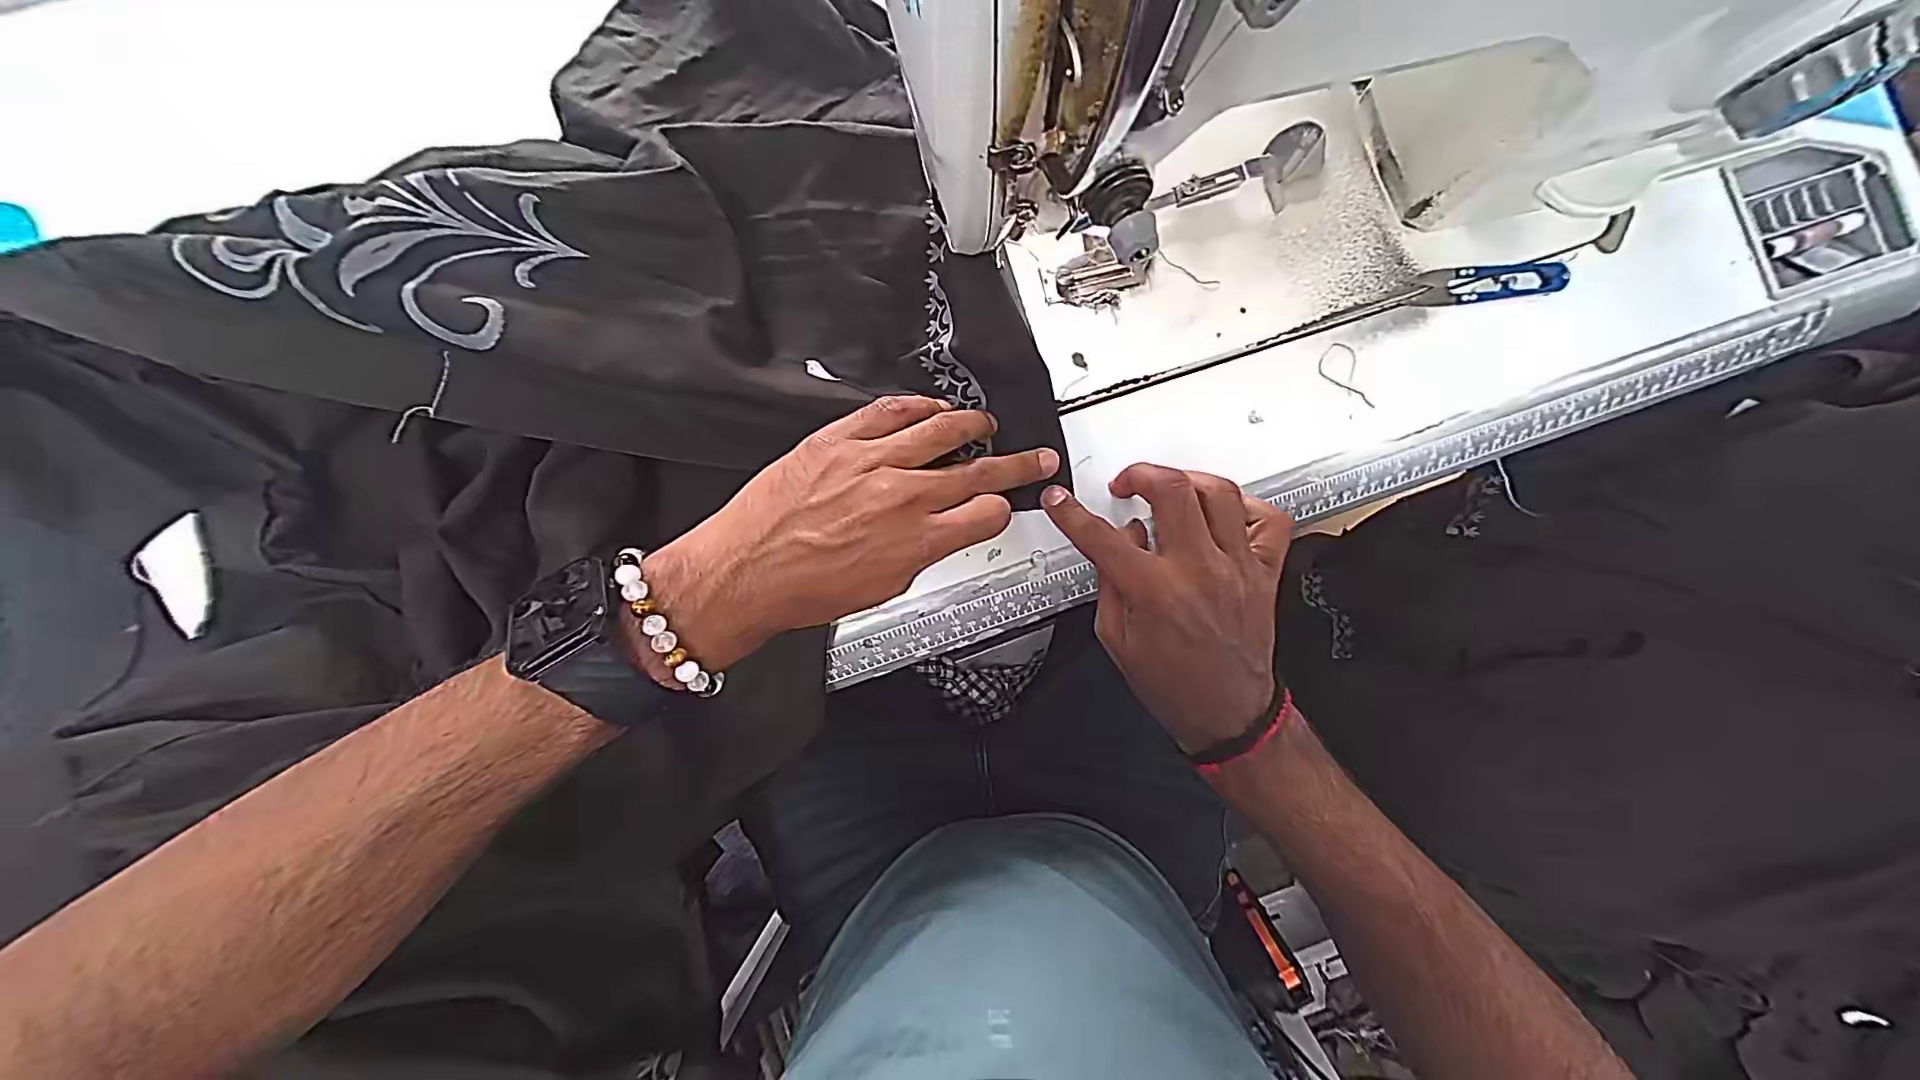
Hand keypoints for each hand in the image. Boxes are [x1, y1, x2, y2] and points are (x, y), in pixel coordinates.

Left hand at [632, 396, 1058, 669]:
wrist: (744, 573)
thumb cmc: (805, 589)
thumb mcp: (883, 586)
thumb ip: (922, 553)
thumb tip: (938, 534)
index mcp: (919, 539)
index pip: (987, 513)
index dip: (1002, 510)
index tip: (1002, 506)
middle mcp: (902, 495)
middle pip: (979, 470)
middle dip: (1016, 464)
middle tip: (1032, 457)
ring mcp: (871, 462)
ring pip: (941, 430)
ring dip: (972, 425)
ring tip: (985, 424)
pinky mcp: (838, 440)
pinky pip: (890, 410)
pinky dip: (918, 406)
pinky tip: (931, 406)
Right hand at [1041, 464, 1291, 751]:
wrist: (1227, 712)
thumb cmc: (1175, 684)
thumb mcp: (1117, 639)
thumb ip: (1109, 583)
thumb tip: (1115, 541)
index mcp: (1154, 592)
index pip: (1102, 536)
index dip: (1072, 513)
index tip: (1063, 501)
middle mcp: (1198, 572)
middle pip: (1172, 490)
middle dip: (1140, 474)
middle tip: (1127, 484)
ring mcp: (1237, 569)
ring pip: (1219, 493)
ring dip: (1187, 480)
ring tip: (1171, 489)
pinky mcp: (1265, 573)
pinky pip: (1269, 519)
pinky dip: (1245, 505)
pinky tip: (1223, 512)